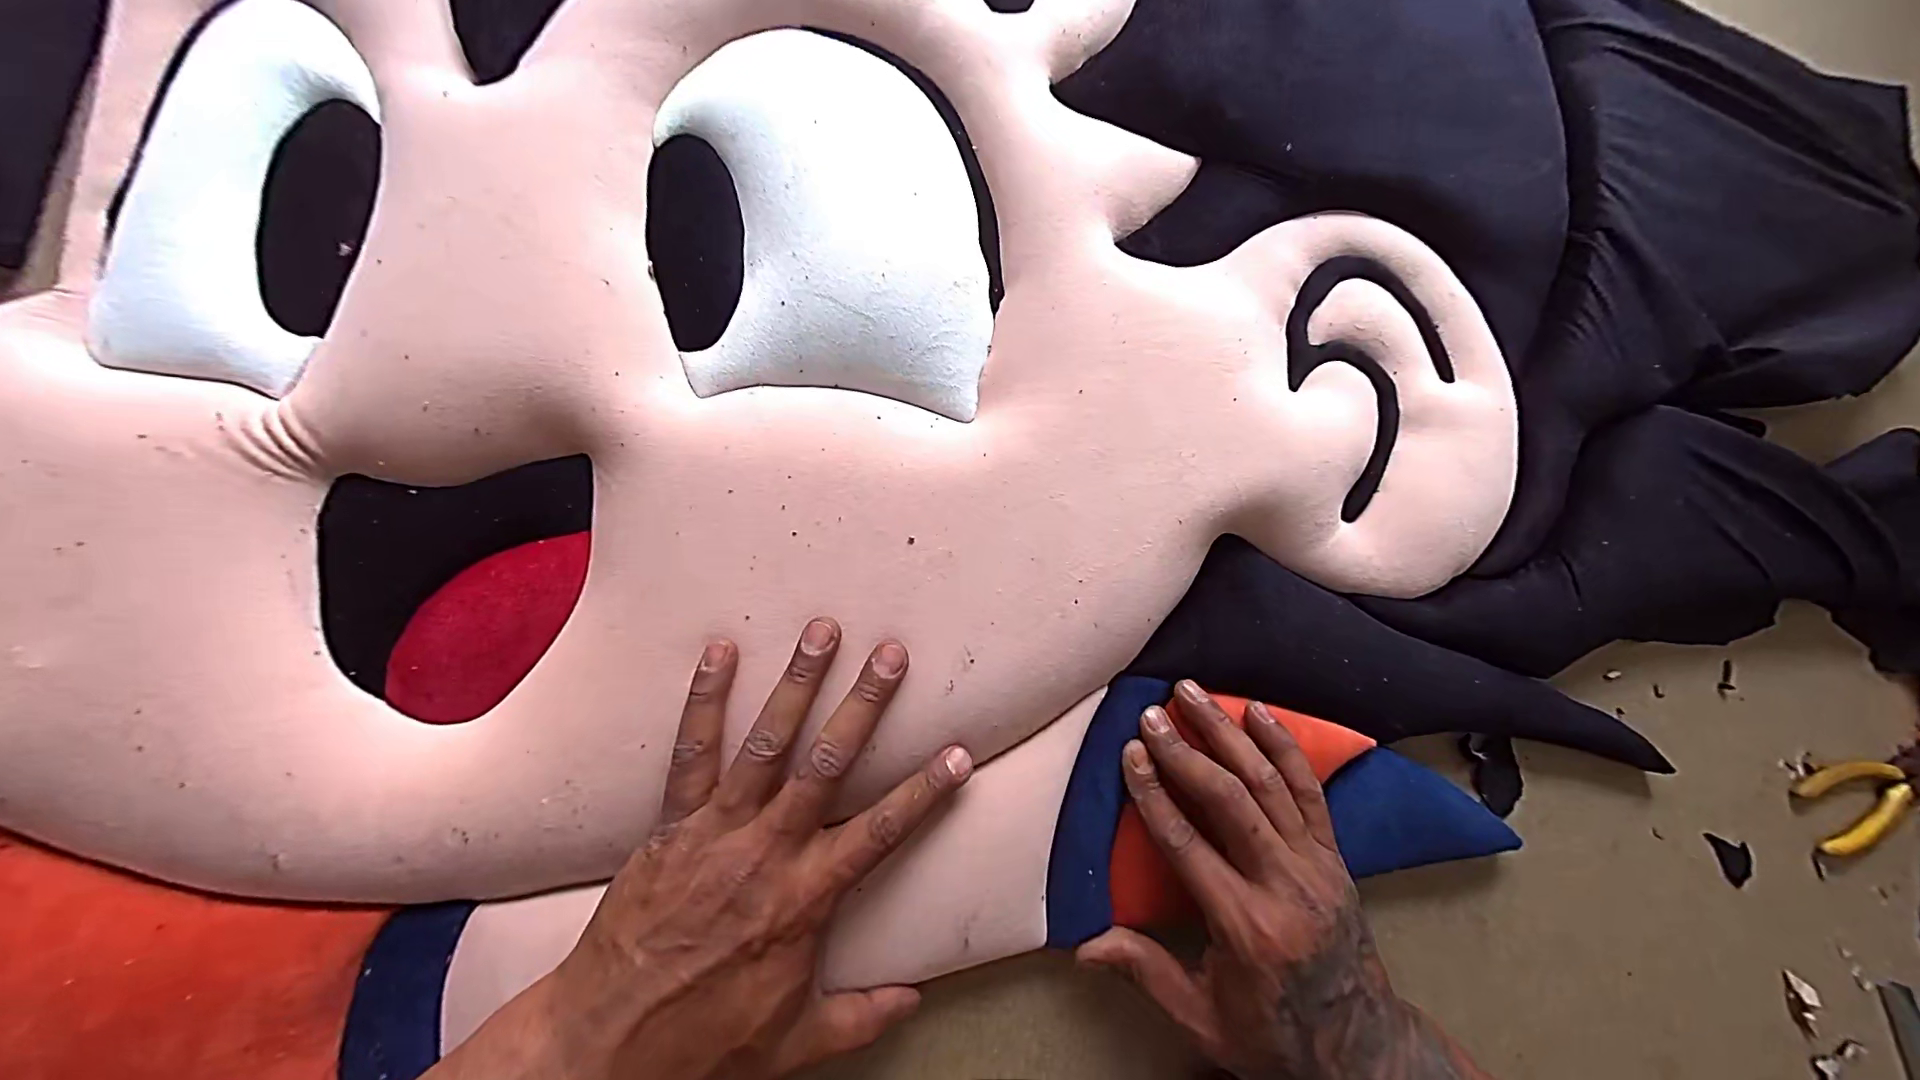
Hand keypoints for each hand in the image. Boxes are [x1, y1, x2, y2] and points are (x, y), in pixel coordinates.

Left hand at [428, 619, 972, 1079]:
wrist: (600, 1049)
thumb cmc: (703, 1041)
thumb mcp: (793, 1040)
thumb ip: (860, 1017)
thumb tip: (917, 999)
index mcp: (806, 896)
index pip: (882, 832)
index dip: (924, 791)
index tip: (958, 753)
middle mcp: (768, 849)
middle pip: (827, 764)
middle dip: (863, 704)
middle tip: (891, 654)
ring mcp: (719, 828)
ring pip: (767, 742)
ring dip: (797, 682)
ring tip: (821, 631)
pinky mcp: (674, 821)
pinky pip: (691, 751)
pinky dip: (705, 699)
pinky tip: (720, 650)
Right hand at [1077, 681, 1492, 1079]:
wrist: (1366, 1048)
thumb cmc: (1275, 1034)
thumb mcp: (1204, 1020)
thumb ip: (1145, 973)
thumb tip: (1083, 947)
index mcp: (1245, 926)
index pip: (1187, 843)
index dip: (1154, 793)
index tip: (1130, 754)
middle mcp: (1284, 886)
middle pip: (1229, 801)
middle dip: (1185, 751)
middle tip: (1152, 714)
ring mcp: (1315, 865)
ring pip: (1267, 782)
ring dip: (1226, 731)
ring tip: (1194, 693)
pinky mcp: (1334, 854)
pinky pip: (1309, 789)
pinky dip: (1284, 745)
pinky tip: (1259, 710)